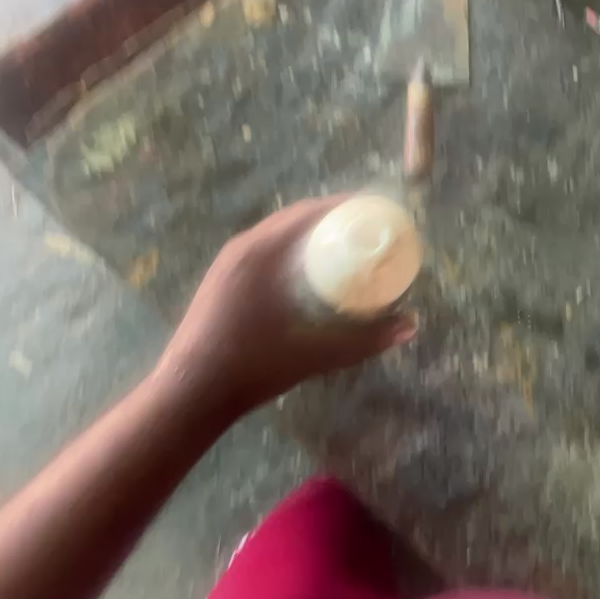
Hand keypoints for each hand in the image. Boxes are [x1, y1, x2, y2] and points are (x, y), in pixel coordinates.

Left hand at [153, 195, 417, 429]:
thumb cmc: (253, 367)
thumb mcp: (317, 353)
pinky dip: (292, 243)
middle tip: (368, 226)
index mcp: (264, 251)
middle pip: (297, 215)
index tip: (377, 211)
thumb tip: (411, 326)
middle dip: (334, 215)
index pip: (313, 211)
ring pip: (279, 229)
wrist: (188, 394)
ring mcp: (229, 260)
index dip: (348, 205)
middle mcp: (245, 245)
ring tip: (344, 242)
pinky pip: (265, 244)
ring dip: (311, 228)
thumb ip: (365, 339)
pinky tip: (308, 264)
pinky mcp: (222, 276)